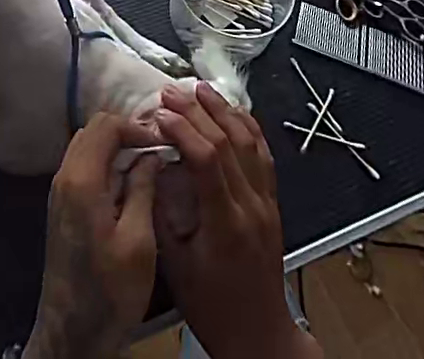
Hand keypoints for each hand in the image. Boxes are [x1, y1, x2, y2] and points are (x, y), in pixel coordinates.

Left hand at [23, 114, 161, 358]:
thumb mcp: (138, 240)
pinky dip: (104, 160)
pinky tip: (127, 182)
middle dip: (126, 132)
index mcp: (82, 179)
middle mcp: (65, 176)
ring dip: (114, 145)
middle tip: (156, 151)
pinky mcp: (61, 204)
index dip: (136, 127)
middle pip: (93, 129)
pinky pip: (82, 163)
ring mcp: (59, 189)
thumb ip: (143, 188)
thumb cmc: (110, 290)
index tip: (162, 144)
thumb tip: (151, 155)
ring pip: (86, 144)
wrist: (71, 334)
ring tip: (146, 164)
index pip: (106, 126)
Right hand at [155, 82, 322, 358]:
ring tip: (199, 88)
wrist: (258, 334)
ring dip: (223, 110)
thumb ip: (161, 212)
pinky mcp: (273, 201)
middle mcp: (252, 204)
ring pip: (248, 141)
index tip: (157, 114)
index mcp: (226, 223)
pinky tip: (233, 110)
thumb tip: (150, 166)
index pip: (206, 159)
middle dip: (196, 111)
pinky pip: (263, 154)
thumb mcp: (175, 265)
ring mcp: (267, 200)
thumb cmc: (210, 304)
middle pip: (227, 141)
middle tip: (170, 91)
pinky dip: (248, 126)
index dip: (182, 129)